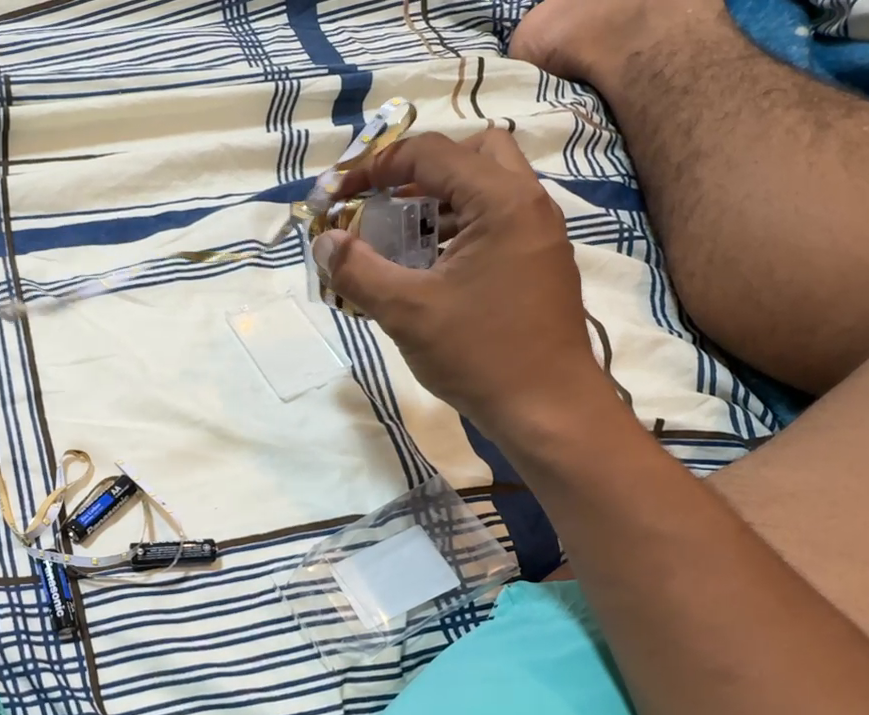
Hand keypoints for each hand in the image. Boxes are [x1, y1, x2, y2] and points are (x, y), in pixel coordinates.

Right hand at [312, 131, 617, 440]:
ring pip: (486, 187)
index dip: (376, 167)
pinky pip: (493, 221)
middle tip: (382, 202)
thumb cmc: (478, 353)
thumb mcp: (406, 312)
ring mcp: (537, 233)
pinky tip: (426, 268)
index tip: (338, 195)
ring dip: (437, 200)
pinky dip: (456, 227)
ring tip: (396, 237)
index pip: (431, 153)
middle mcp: (527, 203)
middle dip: (418, 169)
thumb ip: (359, 271)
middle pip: (472, 153)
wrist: (546, 406)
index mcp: (501, 202)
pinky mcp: (537, 261)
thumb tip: (322, 242)